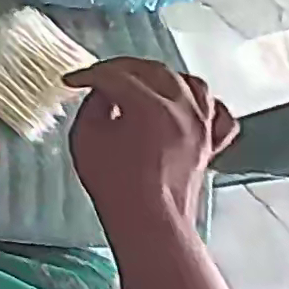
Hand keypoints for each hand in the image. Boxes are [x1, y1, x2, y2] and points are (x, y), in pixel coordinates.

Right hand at [64, 58, 237, 244]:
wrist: (148, 220)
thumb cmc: (113, 181)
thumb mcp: (87, 136)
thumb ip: (95, 106)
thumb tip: (103, 92)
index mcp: (150, 106)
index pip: (114, 76)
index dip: (88, 74)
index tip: (72, 80)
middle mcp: (183, 110)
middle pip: (154, 70)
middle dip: (121, 68)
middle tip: (98, 74)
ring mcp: (203, 126)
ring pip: (190, 83)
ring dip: (161, 76)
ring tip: (140, 82)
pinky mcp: (211, 143)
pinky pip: (217, 112)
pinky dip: (200, 102)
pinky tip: (184, 103)